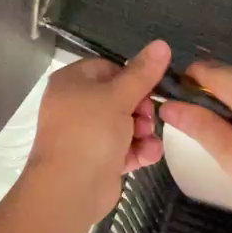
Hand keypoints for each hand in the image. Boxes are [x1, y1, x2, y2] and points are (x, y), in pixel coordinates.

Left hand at [24, 41, 170, 220]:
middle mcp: (75, 104)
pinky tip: (148, 156)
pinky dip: (137, 150)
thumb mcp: (119, 97)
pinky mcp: (97, 159)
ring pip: (124, 124)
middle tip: (146, 119)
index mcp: (72, 81)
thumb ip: (142, 73)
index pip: (108, 68)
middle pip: (119, 97)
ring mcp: (86, 133)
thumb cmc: (89, 132)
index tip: (151, 88)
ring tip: (146, 139)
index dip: (132, 78)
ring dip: (142, 131)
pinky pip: (123, 147)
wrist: (69, 189)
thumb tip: (162, 43)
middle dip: (140, 109)